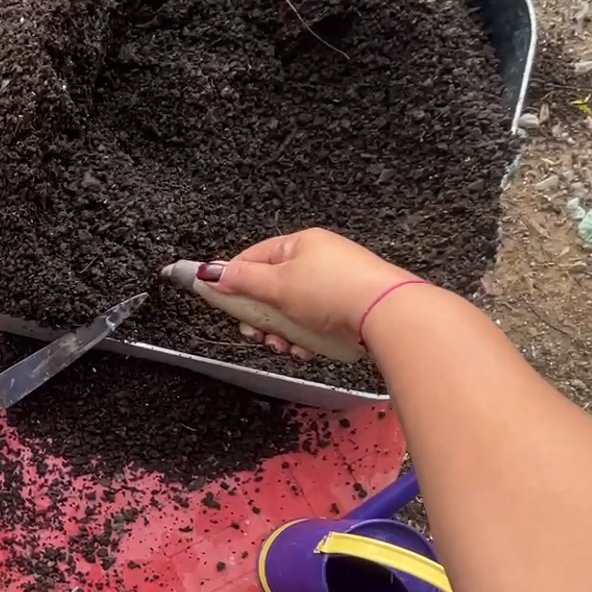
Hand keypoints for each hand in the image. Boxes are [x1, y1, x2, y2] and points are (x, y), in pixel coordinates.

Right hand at [201, 229, 420, 349]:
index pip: (251, 258)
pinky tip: (303, 347)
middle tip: (255, 331)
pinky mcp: (341, 308)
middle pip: (267, 290)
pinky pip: (308, 323)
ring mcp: (329, 285)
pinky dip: (301, 338)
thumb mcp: (275, 284)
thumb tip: (208, 271)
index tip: (218, 300)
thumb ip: (238, 279)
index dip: (231, 280)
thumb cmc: (333, 291)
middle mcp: (315, 261)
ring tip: (282, 345)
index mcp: (299, 244)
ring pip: (286, 312)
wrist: (384, 314)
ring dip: (278, 333)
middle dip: (258, 317)